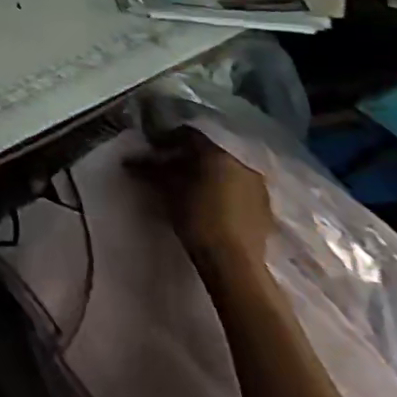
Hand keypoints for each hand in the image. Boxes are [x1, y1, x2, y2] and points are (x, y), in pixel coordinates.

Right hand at [141, 130, 273, 271]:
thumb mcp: (168, 192)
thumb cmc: (197, 219)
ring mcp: (257, 185)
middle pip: (208, 152)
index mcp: (217, 154)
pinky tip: (211, 205)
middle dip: (187, 157)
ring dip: (207, 174)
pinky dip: (223, 190)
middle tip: (168, 169)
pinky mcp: (265, 207)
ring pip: (226, 170)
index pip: (188, 134)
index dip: (167, 138)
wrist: (233, 261)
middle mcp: (241, 163)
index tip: (152, 148)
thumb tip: (131, 160)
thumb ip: (151, 171)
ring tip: (190, 189)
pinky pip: (239, 188)